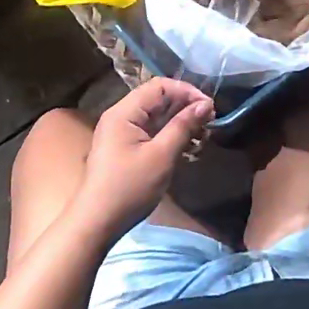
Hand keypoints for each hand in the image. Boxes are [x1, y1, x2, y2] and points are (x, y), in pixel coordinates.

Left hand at [72, 78, 212, 232]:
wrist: (98, 222)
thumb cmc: (130, 188)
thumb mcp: (161, 156)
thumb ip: (183, 126)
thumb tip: (206, 103)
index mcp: (124, 112)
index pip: (159, 86)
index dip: (187, 91)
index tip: (210, 107)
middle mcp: (120, 116)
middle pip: (157, 99)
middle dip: (185, 106)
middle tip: (210, 122)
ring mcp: (121, 133)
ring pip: (156, 116)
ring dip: (180, 122)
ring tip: (202, 135)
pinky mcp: (125, 148)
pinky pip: (151, 132)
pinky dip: (170, 135)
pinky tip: (188, 147)